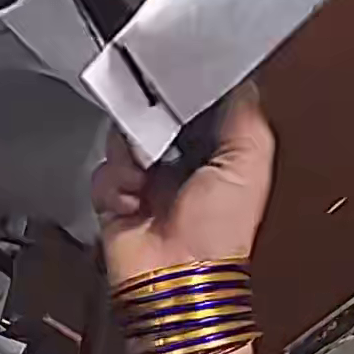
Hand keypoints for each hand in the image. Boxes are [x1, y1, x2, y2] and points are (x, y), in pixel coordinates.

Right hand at [92, 81, 277, 286]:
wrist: (179, 276)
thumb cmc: (219, 232)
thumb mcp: (251, 157)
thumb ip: (243, 111)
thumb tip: (228, 77)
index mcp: (212, 155)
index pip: (192, 106)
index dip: (185, 92)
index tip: (179, 82)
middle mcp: (176, 167)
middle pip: (153, 117)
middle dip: (152, 116)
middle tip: (158, 125)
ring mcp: (142, 185)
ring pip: (123, 141)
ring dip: (131, 150)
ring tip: (144, 168)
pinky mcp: (114, 204)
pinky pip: (102, 174)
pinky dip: (113, 183)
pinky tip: (131, 198)